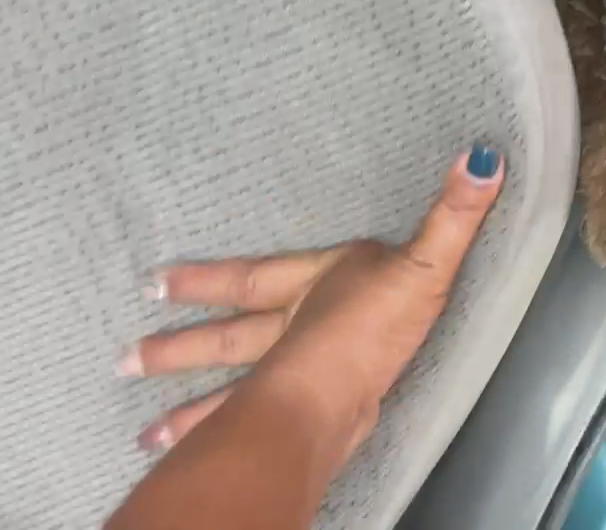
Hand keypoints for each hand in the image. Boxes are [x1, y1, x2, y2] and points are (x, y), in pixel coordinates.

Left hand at [120, 144, 503, 456]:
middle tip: (124, 360)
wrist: (337, 403)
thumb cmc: (373, 325)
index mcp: (319, 284)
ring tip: (143, 437)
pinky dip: (225, 433)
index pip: (258, 276)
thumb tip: (482, 156)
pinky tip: (202, 449)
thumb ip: (456, 212)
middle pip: (234, 333)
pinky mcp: (301, 415)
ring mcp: (290, 375)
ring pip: (233, 388)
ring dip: (192, 406)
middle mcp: (294, 327)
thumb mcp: (427, 260)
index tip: (153, 282)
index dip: (211, 277)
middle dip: (184, 345)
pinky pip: (250, 424)